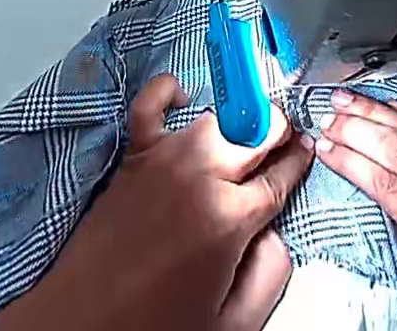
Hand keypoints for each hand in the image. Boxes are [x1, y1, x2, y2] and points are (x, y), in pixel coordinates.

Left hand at [0, 74, 314, 330]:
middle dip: (276, 130)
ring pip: (214, 121)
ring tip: (246, 128)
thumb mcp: (232, 324)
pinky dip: (165, 90)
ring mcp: (166, 157)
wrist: (88, 318)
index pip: (278, 177)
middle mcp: (202, 176)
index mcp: (231, 219)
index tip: (308, 146)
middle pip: (253, 135)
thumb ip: (268, 276)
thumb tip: (276, 233)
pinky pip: (149, 105)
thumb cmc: (159, 324)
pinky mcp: (135, 153)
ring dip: (236, 122)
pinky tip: (181, 94)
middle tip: (284, 134)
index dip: (297, 160)